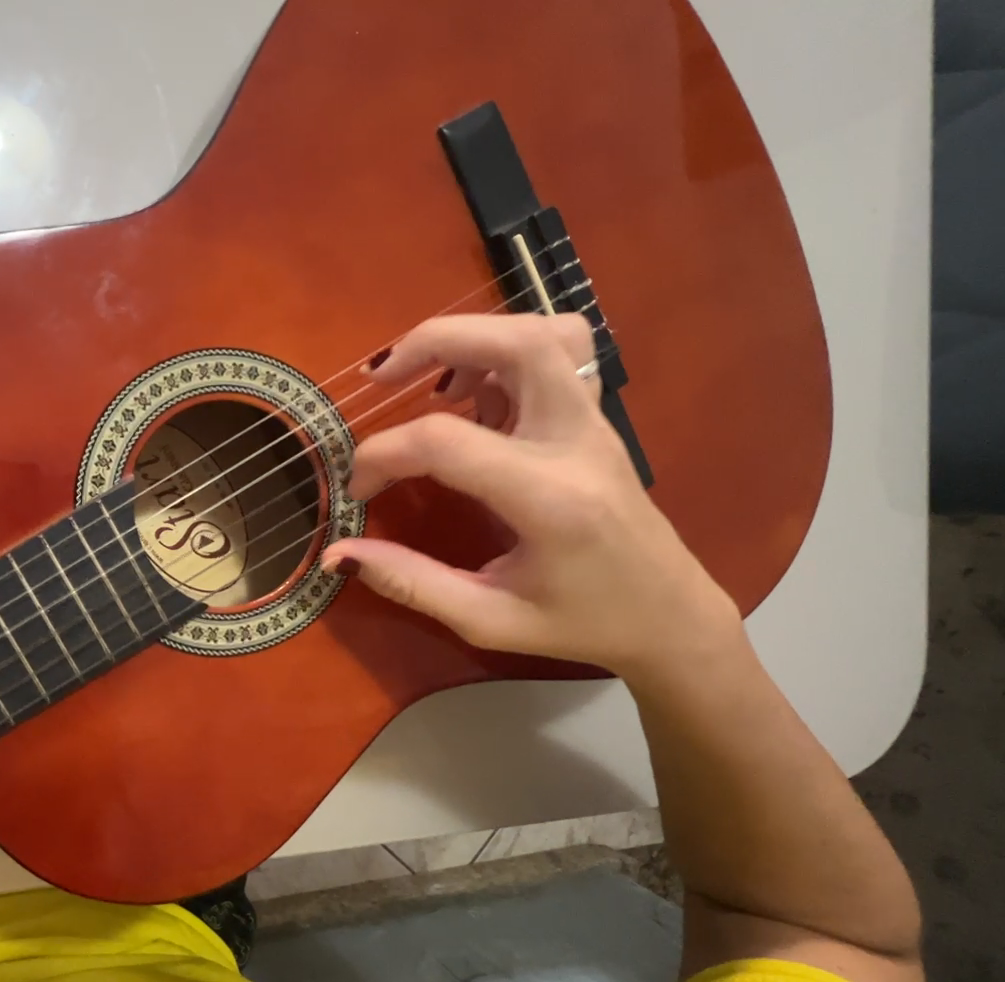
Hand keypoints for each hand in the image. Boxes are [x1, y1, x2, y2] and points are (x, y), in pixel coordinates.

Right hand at [322, 314, 741, 679]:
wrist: (670, 618)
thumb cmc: (580, 624)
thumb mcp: (487, 619)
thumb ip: (409, 582)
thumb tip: (335, 554)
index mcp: (549, 499)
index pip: (445, 442)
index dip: (381, 455)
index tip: (358, 489)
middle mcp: (576, 443)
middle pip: (516, 343)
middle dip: (435, 341)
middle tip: (381, 376)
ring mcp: (593, 424)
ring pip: (546, 333)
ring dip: (476, 338)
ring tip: (430, 379)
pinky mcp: (593, 421)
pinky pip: (554, 355)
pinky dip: (501, 353)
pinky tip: (469, 396)